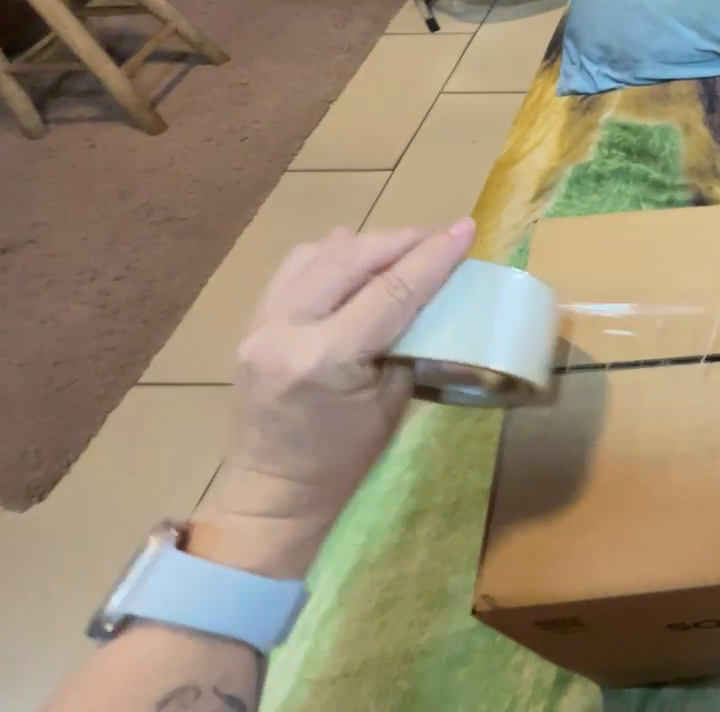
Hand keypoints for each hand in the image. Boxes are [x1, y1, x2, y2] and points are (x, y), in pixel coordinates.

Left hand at [188, 219, 475, 578]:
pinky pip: (296, 268)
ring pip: (319, 255)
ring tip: (407, 244)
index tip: (466, 229)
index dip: (434, 256)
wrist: (274, 490)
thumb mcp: (395, 398)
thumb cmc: (347, 456)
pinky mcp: (252, 324)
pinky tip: (359, 252)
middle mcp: (284, 333)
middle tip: (445, 234)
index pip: (391, 291)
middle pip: (353, 260)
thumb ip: (409, 337)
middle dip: (405, 239)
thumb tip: (432, 291)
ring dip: (370, 243)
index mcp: (325, 360)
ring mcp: (260, 326)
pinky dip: (334, 253)